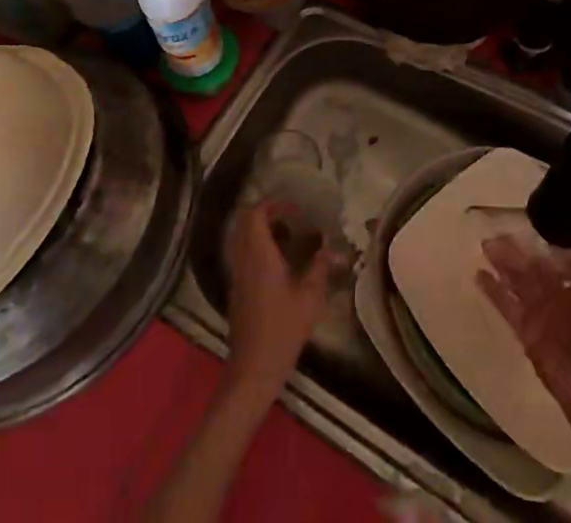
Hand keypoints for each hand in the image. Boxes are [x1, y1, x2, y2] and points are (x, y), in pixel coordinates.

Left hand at [223, 199, 336, 387]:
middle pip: (244, 223)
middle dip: (266, 214)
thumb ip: (321, 268)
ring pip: (241, 238)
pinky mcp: (236, 288)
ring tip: (289, 237)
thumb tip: (334, 250)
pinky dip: (257, 247)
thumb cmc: (283, 329)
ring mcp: (236, 274)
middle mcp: (242, 260)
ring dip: (261, 230)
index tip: (295, 207)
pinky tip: (280, 262)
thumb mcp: (310, 298)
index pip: (255, 215)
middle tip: (292, 218)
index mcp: (259, 256)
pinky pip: (242, 254)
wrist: (253, 366)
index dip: (272, 204)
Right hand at [476, 235, 570, 419]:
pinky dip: (493, 290)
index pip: (560, 255)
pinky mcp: (525, 330)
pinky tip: (479, 275)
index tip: (529, 218)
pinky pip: (506, 305)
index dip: (545, 238)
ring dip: (503, 264)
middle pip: (534, 266)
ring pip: (517, 281)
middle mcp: (559, 295)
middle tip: (497, 232)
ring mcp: (540, 312)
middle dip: (517, 249)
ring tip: (485, 246)